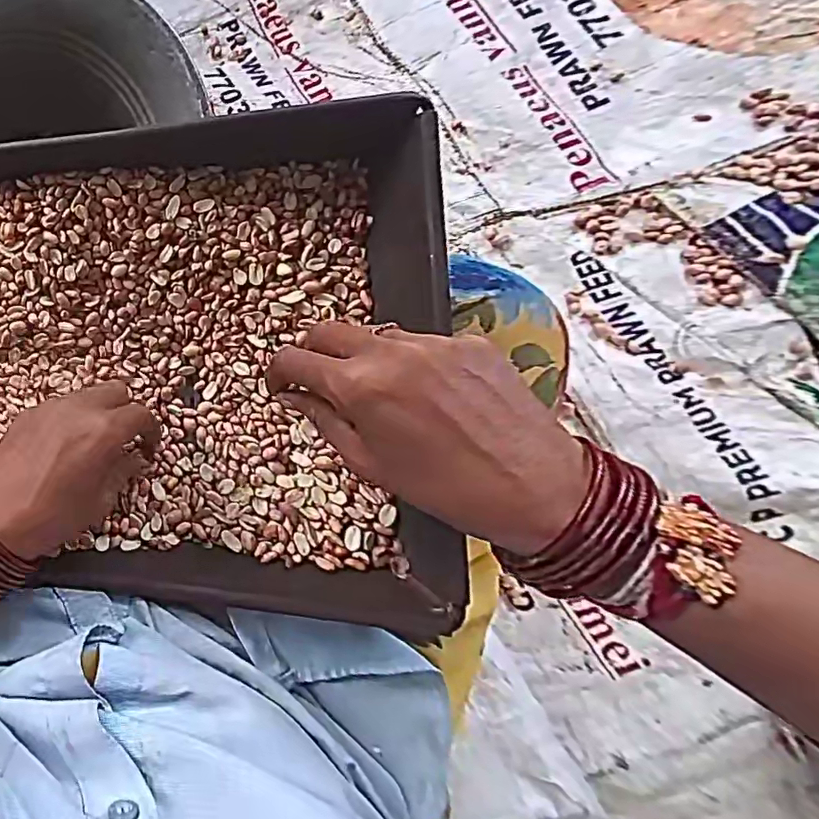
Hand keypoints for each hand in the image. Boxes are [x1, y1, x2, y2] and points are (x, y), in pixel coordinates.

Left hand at [0, 382, 158, 559]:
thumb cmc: (48, 517)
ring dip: (98, 411)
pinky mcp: (27, 414)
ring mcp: (49, 408)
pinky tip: (65, 444)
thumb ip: (121, 472)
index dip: (151, 430)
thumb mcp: (98, 502)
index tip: (148, 446)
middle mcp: (77, 409)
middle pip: (116, 391)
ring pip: (87, 394)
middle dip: (126, 411)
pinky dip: (72, 416)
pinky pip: (60, 405)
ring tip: (94, 442)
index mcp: (102, 430)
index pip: (141, 414)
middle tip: (125, 438)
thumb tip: (132, 459)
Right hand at [264, 324, 587, 554]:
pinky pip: (418, 341)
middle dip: (311, 351)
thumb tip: (297, 399)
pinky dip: (406, 359)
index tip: (280, 383)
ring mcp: (433, 343)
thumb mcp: (367, 462)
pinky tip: (421, 391)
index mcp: (359, 386)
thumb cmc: (448, 487)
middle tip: (314, 377)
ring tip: (374, 389)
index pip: (294, 358)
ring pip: (372, 333)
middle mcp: (392, 353)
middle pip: (326, 330)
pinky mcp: (467, 342)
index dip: (277, 371)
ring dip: (359, 354)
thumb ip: (323, 421)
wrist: (540, 489)